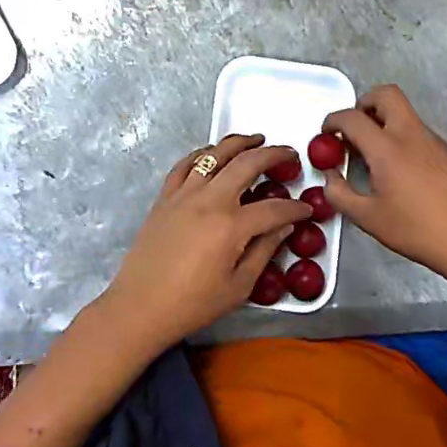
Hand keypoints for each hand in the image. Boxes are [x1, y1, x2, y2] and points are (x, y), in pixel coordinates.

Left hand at [96, 134, 313, 348]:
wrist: (140, 307)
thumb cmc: (192, 304)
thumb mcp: (239, 286)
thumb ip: (264, 251)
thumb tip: (284, 227)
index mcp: (231, 226)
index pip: (274, 208)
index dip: (295, 208)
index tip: (306, 209)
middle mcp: (209, 201)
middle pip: (247, 164)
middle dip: (273, 155)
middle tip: (288, 154)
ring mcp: (183, 195)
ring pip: (214, 155)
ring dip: (238, 143)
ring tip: (255, 139)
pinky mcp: (164, 198)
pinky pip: (184, 165)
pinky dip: (201, 154)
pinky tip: (211, 152)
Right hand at [322, 85, 446, 283]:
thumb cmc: (417, 230)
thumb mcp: (367, 218)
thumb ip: (340, 194)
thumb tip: (331, 178)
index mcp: (387, 148)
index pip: (353, 117)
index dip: (333, 121)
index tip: (326, 134)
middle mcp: (411, 134)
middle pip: (385, 94)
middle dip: (363, 104)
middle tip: (352, 130)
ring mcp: (432, 141)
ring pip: (403, 112)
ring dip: (382, 120)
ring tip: (370, 154)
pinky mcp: (446, 152)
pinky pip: (416, 130)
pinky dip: (399, 136)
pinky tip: (395, 170)